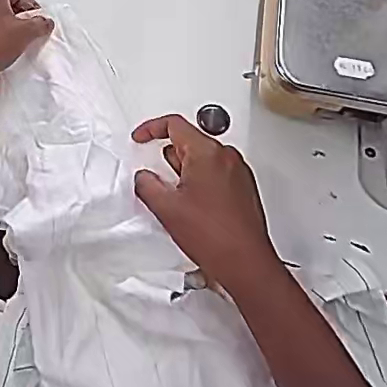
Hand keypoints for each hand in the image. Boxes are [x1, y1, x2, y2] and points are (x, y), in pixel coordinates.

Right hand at [133, 115, 284, 294]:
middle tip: (157, 174)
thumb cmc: (215, 237)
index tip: (141, 137)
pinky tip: (195, 205)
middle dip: (169, 156)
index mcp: (207, 153)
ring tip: (177, 197)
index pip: (175, 124)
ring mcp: (238, 171)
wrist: (244, 262)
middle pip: (190, 140)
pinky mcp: (244, 187)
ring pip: (204, 157)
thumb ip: (147, 184)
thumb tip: (144, 177)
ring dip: (186, 170)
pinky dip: (202, 180)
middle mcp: (227, 157)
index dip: (151, 129)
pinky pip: (218, 171)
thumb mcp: (166, 208)